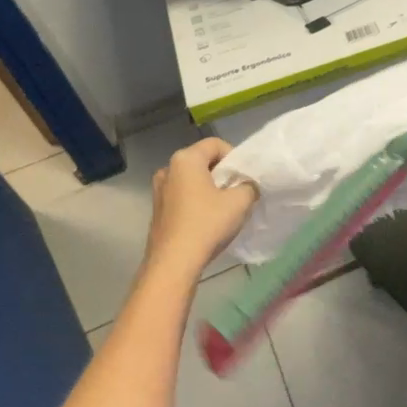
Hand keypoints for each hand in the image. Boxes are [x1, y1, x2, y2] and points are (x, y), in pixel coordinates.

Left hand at [145, 138, 257, 280]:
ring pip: (191, 180)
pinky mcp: (157, 210)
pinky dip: (196, 201)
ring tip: (223, 208)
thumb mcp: (240, 202)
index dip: (234, 156)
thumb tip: (247, 186)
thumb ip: (249, 186)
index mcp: (185, 160)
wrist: (173, 263)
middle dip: (222, 173)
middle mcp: (168, 169)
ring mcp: (159, 190)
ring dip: (209, 188)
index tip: (244, 177)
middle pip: (202, 161)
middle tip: (237, 191)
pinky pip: (182, 196)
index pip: (215, 144)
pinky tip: (206, 220)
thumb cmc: (206, 224)